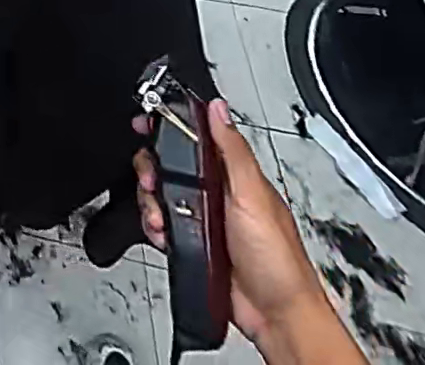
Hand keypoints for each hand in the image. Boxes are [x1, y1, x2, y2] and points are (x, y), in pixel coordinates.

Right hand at [134, 100, 357, 362]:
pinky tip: (163, 233)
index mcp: (230, 171)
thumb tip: (218, 108)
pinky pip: (161, 223)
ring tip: (160, 215)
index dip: (168, 126)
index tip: (146, 124)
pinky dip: (155, 226)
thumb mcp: (253, 194)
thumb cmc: (278, 258)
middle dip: (151, 167)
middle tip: (150, 177)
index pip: (194, 136)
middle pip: (169, 163)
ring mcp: (201, 215)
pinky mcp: (191, 240)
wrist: (276, 317)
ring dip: (151, 200)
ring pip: (161, 192)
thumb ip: (232, 150)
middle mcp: (214, 189)